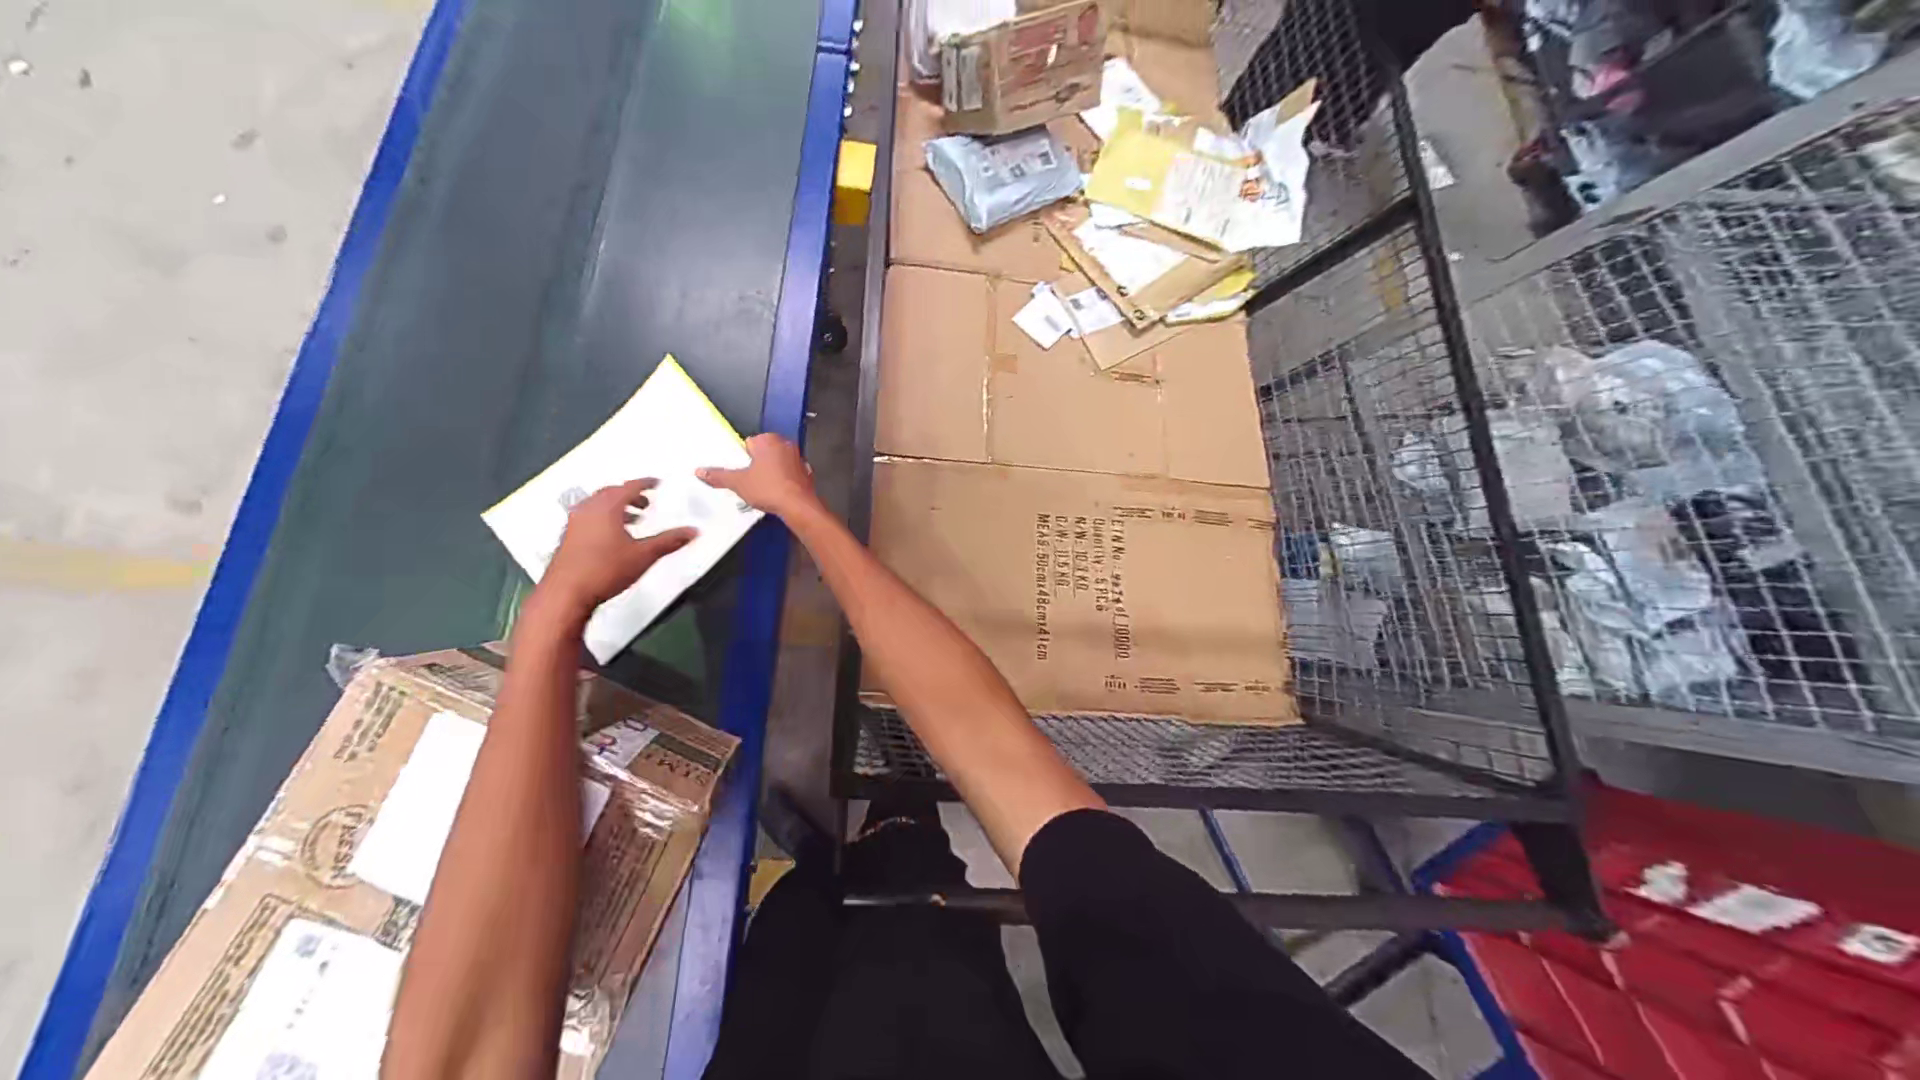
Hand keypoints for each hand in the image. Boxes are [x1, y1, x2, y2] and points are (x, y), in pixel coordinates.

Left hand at [535, 479, 695, 615]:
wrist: (566, 594)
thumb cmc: (603, 571)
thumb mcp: (644, 555)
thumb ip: (669, 541)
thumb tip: (691, 532)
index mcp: (606, 508)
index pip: (628, 487)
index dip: (645, 483)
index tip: (655, 483)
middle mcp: (587, 510)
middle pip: (610, 493)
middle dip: (630, 495)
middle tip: (645, 501)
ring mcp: (575, 523)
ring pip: (597, 505)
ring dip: (616, 507)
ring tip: (633, 519)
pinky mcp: (568, 537)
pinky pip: (588, 517)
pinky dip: (604, 518)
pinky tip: (613, 535)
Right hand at [698, 434, 820, 520]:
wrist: (798, 506)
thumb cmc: (768, 489)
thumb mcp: (738, 483)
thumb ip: (718, 476)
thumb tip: (700, 471)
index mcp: (768, 439)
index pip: (748, 444)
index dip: (743, 459)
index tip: (742, 472)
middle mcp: (785, 443)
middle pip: (763, 452)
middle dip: (756, 465)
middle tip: (750, 481)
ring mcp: (798, 457)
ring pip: (777, 462)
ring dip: (770, 472)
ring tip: (763, 489)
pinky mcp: (807, 471)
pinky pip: (789, 472)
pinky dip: (783, 479)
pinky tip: (778, 492)